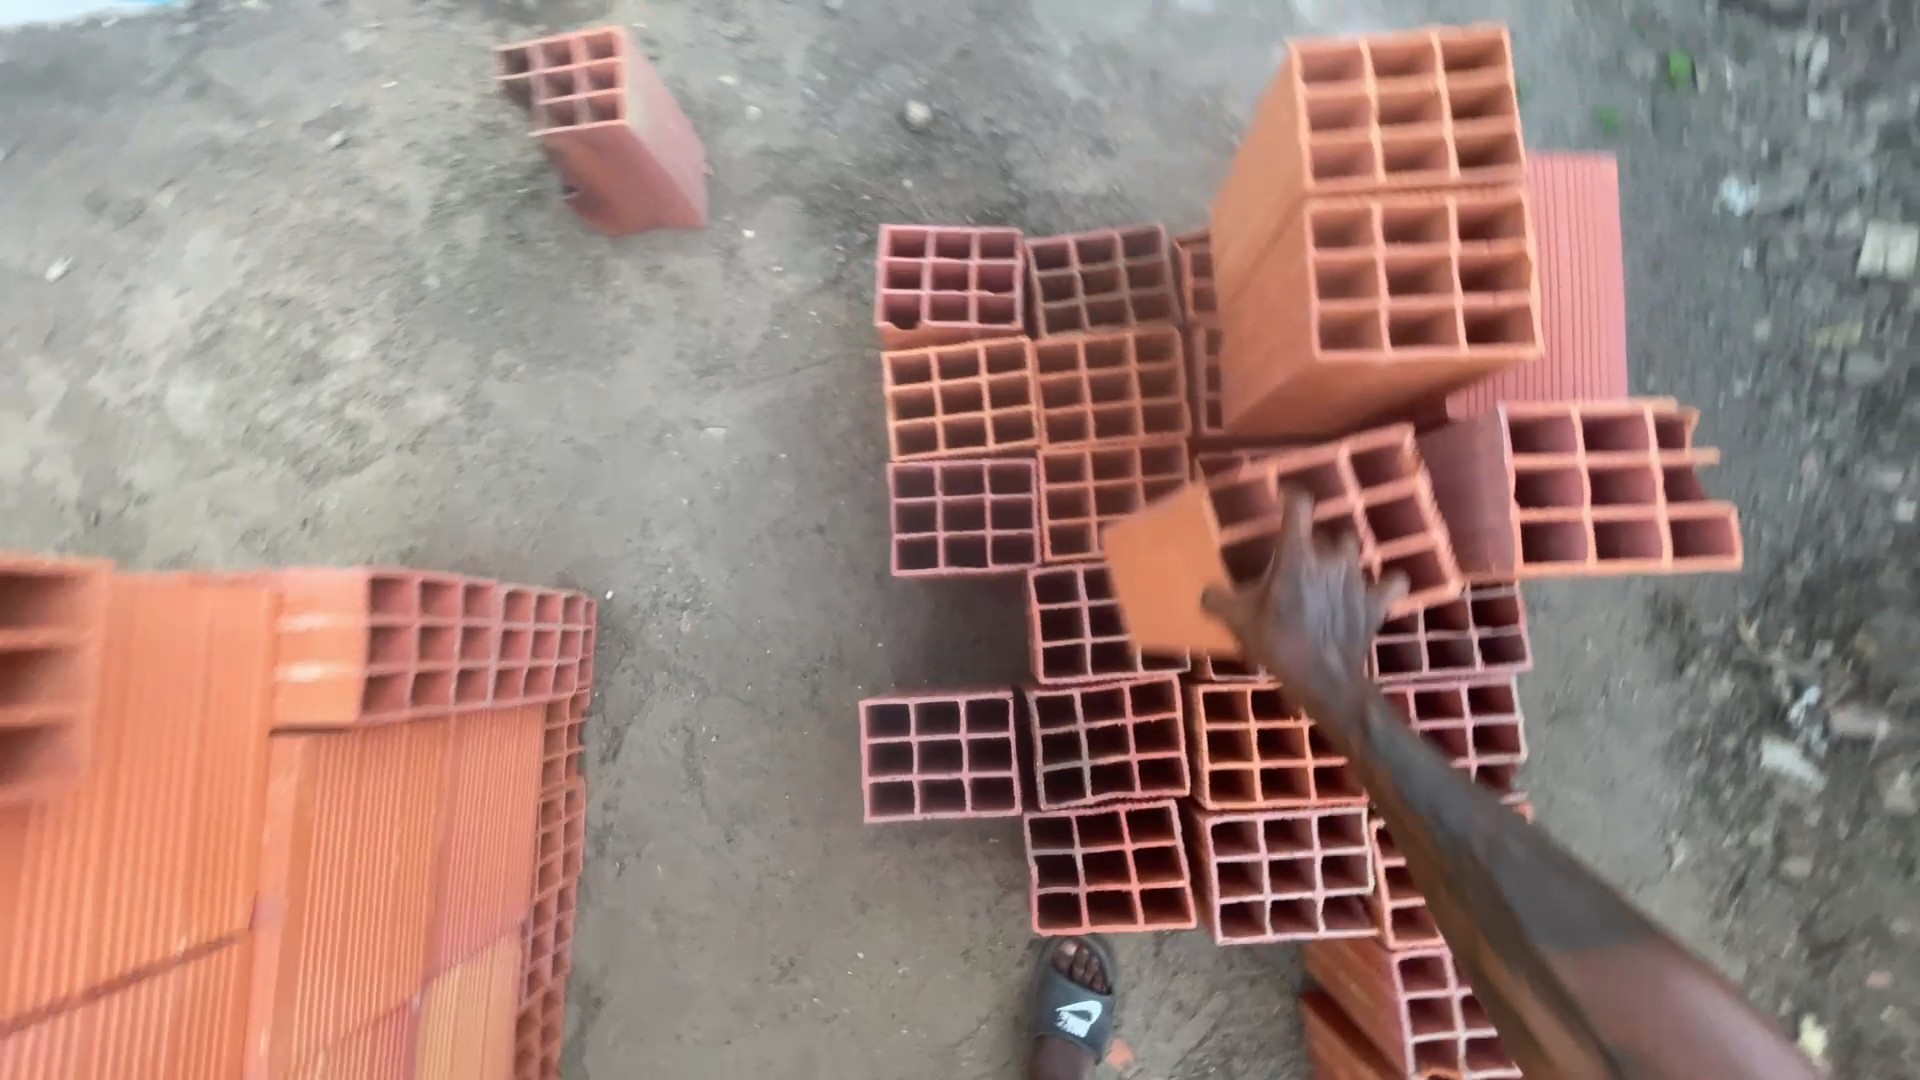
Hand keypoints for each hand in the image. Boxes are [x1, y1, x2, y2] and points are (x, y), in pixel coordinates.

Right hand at [1200, 488, 1406, 721]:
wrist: (1323, 679)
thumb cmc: (1277, 642)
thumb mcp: (1238, 621)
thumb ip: (1218, 601)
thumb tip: (1205, 593)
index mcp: (1297, 555)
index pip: (1299, 506)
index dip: (1291, 496)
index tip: (1283, 496)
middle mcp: (1331, 558)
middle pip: (1326, 534)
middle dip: (1311, 542)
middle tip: (1294, 562)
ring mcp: (1359, 579)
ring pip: (1352, 551)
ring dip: (1339, 558)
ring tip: (1326, 575)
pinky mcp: (1377, 602)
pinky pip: (1391, 583)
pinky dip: (1384, 584)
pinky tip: (1372, 590)